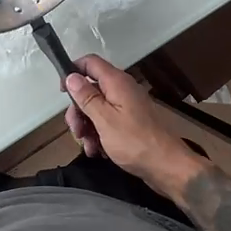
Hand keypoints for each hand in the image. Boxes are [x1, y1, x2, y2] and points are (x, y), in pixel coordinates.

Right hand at [63, 56, 208, 201]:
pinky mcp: (131, 123)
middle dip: (79, 110)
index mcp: (116, 83)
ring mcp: (127, 107)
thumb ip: (86, 97)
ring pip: (97, 109)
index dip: (73, 72)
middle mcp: (122, 90)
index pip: (90, 63)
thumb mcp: (104, 119)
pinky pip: (108, 122)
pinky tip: (98, 151)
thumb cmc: (135, 142)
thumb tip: (71, 76)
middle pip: (90, 90)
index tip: (63, 92)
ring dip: (88, 127)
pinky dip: (99, 135)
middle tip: (76, 131)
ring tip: (89, 146)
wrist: (167, 167)